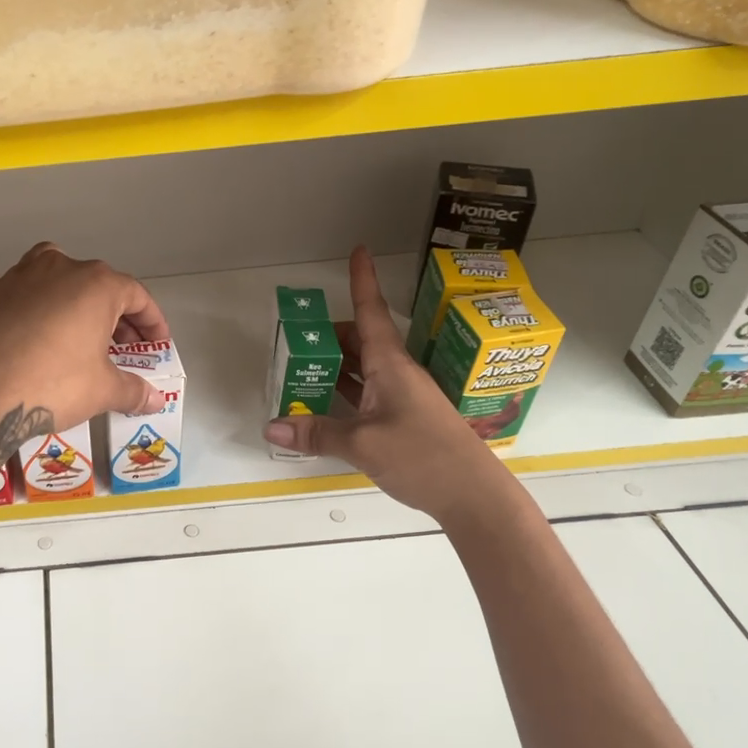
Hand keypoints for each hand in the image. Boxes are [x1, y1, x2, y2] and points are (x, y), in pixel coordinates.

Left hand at [0, 236, 169, 430]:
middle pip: (96, 284)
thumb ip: (133, 390)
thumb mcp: (103, 390)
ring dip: (65, 281)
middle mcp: (60, 269)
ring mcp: (19, 277)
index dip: (151, 321)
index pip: (136, 296)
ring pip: (48, 263)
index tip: (156, 342)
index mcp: (97, 286)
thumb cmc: (54, 386)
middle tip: (122, 347)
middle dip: (114, 313)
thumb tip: (155, 399)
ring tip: (74, 308)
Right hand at [262, 247, 519, 524]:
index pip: (372, 312)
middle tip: (297, 338)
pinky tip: (324, 403)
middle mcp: (397, 373)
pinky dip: (345, 390)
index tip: (359, 250)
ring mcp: (403, 397)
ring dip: (336, 363)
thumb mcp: (362, 445)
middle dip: (331, 333)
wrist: (475, 497)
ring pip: (364, 367)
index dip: (363, 280)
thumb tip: (272, 426)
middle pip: (361, 339)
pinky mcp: (405, 420)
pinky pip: (368, 393)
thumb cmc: (423, 457)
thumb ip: (317, 433)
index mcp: (390, 364)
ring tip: (301, 367)